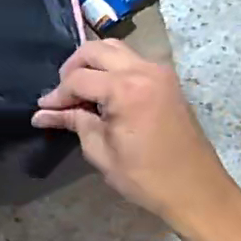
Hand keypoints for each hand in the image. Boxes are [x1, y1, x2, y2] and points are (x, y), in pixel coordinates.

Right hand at [31, 39, 240, 228]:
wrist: (197, 192)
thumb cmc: (146, 178)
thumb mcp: (100, 151)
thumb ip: (73, 122)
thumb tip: (42, 114)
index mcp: (126, 89)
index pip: (78, 79)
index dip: (57, 94)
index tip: (43, 110)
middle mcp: (143, 70)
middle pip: (95, 50)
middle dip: (72, 68)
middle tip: (61, 94)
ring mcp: (159, 72)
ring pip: (115, 48)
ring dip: (93, 63)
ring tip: (80, 90)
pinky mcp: (167, 80)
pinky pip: (131, 60)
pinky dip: (111, 67)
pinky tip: (102, 92)